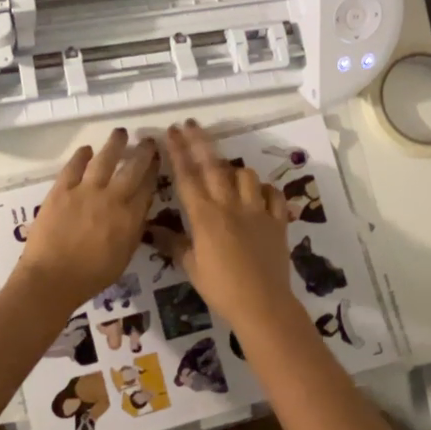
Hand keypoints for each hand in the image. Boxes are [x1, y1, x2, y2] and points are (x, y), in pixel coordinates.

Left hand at [13, 128, 159, 309]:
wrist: (53, 278)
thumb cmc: (91, 277)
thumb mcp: (124, 257)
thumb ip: (133, 231)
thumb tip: (139, 212)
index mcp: (130, 218)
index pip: (147, 187)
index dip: (154, 171)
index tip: (158, 159)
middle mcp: (112, 198)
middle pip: (132, 168)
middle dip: (143, 152)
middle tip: (148, 140)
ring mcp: (85, 191)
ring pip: (104, 159)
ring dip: (114, 144)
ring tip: (120, 133)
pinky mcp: (61, 190)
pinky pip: (73, 167)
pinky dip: (81, 155)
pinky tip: (86, 149)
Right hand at [158, 121, 297, 327]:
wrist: (262, 304)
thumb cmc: (221, 288)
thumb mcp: (191, 266)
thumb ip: (173, 243)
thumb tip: (152, 230)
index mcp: (204, 216)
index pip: (186, 176)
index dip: (177, 152)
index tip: (170, 132)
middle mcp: (230, 205)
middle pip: (213, 165)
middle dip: (199, 142)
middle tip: (190, 124)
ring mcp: (257, 211)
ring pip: (245, 175)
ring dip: (234, 170)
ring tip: (226, 173)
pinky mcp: (278, 221)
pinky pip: (273, 195)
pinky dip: (265, 190)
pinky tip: (259, 194)